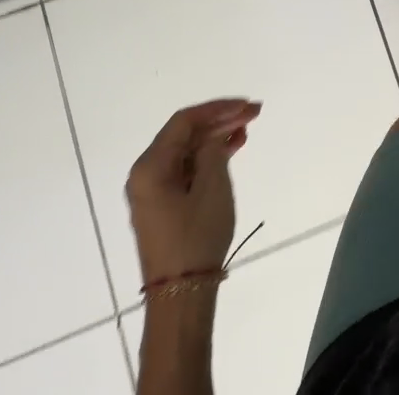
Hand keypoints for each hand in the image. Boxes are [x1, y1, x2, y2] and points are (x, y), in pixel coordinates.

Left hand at [126, 99, 259, 287]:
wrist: (182, 291)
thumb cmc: (196, 236)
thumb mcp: (212, 187)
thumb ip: (212, 151)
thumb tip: (212, 137)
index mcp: (150, 166)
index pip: (184, 122)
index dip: (217, 108)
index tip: (246, 106)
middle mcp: (145, 174)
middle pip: (184, 134)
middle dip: (219, 120)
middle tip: (253, 113)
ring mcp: (153, 191)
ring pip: (187, 151)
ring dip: (216, 137)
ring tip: (247, 128)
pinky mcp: (164, 205)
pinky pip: (187, 169)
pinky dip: (209, 157)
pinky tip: (232, 149)